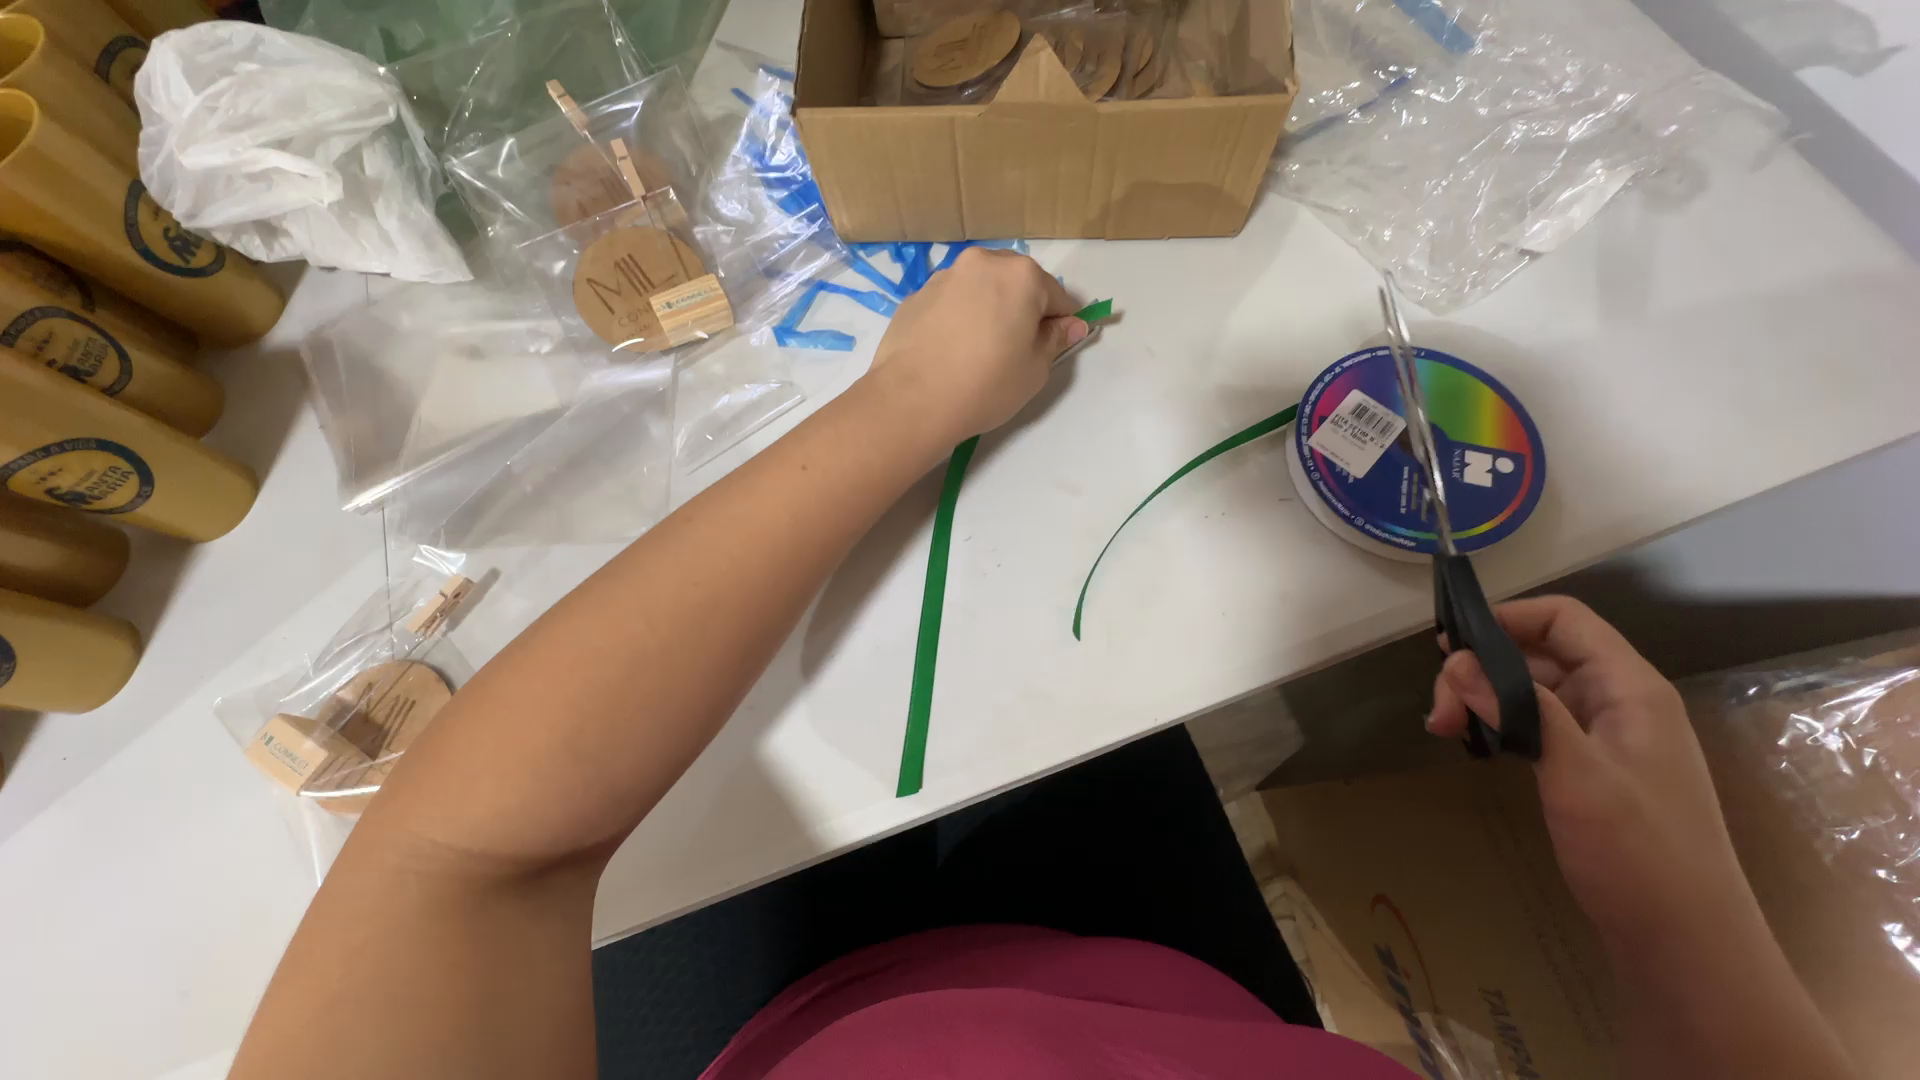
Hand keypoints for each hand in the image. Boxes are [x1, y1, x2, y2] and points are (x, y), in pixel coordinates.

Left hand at [865, 247, 1088, 442]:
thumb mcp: (1034, 370)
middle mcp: (981, 263)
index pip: (1057, 296)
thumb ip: (1055, 340)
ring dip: (986, 309)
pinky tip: (949, 352)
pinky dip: (956, 318)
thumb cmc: (985, 385)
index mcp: (1020, 276)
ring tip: (978, 351)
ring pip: (978, 289)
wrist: (911, 400)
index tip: (1056, 345)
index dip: (1061, 322)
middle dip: (1022, 308)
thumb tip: (1071, 325)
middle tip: (1015, 348)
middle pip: (1015, 282)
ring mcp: (943, 277)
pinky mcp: (915, 297)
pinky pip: (949, 303)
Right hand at [1426, 597, 1760, 946]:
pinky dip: (1498, 723)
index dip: (1506, 618)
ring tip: (1444, 729)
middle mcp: (1619, 702)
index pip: (1565, 620)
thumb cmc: (1639, 854)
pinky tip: (1475, 746)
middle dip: (1480, 668)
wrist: (1684, 943)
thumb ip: (1522, 711)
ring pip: (1531, 689)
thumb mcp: (1578, 775)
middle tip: (1438, 712)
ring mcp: (1605, 737)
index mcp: (1630, 690)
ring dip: (1482, 696)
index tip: (1448, 646)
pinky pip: (1535, 722)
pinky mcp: (1589, 767)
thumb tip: (1458, 661)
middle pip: (1539, 652)